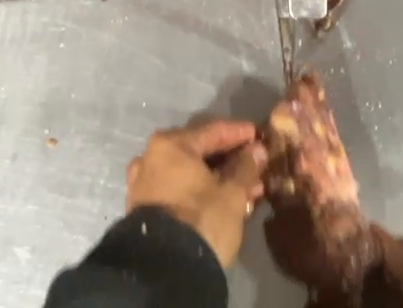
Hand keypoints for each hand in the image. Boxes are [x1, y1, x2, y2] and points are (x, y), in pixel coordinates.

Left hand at [125, 119, 267, 266]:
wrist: (164, 271)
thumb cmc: (201, 220)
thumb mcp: (231, 193)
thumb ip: (246, 167)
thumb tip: (256, 150)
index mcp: (171, 145)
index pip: (213, 131)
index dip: (240, 134)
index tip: (259, 136)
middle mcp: (151, 157)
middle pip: (199, 152)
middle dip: (230, 161)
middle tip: (255, 167)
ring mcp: (144, 184)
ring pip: (189, 174)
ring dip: (219, 179)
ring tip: (247, 190)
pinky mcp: (143, 209)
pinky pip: (178, 190)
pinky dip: (200, 192)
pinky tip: (224, 202)